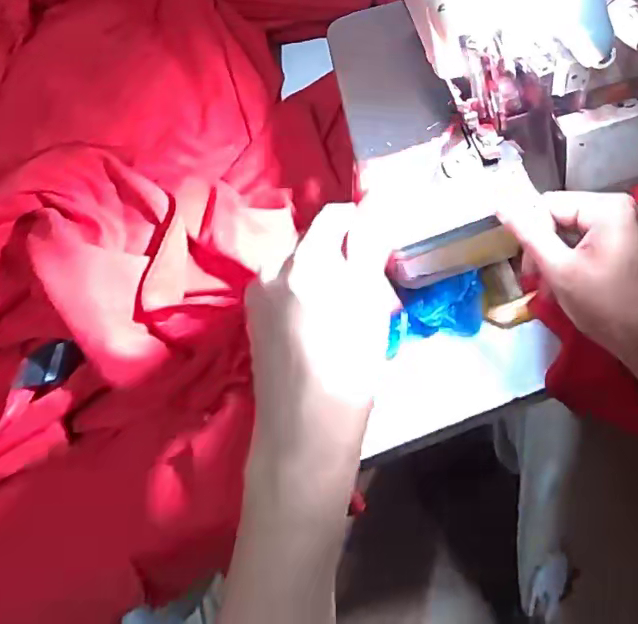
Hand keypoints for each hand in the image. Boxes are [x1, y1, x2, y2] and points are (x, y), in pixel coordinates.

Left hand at [245, 202, 398, 466]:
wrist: (304, 434)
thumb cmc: (349, 367)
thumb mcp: (370, 300)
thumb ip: (369, 245)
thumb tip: (373, 203)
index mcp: (303, 259)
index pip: (335, 215)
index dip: (363, 225)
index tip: (382, 251)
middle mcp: (272, 268)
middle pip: (318, 241)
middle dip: (346, 255)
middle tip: (372, 289)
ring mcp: (258, 294)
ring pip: (305, 265)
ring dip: (329, 275)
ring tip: (350, 312)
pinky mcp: (256, 319)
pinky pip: (289, 288)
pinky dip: (311, 294)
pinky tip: (327, 327)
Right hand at [497, 191, 637, 381]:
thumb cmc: (608, 308)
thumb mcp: (560, 270)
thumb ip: (528, 234)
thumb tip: (500, 203)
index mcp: (608, 206)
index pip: (549, 205)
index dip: (533, 235)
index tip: (530, 271)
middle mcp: (621, 206)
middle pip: (562, 216)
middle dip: (545, 248)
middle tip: (537, 282)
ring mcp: (628, 224)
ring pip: (573, 231)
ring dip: (557, 258)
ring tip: (551, 290)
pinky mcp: (630, 241)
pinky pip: (590, 241)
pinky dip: (575, 261)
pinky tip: (568, 286)